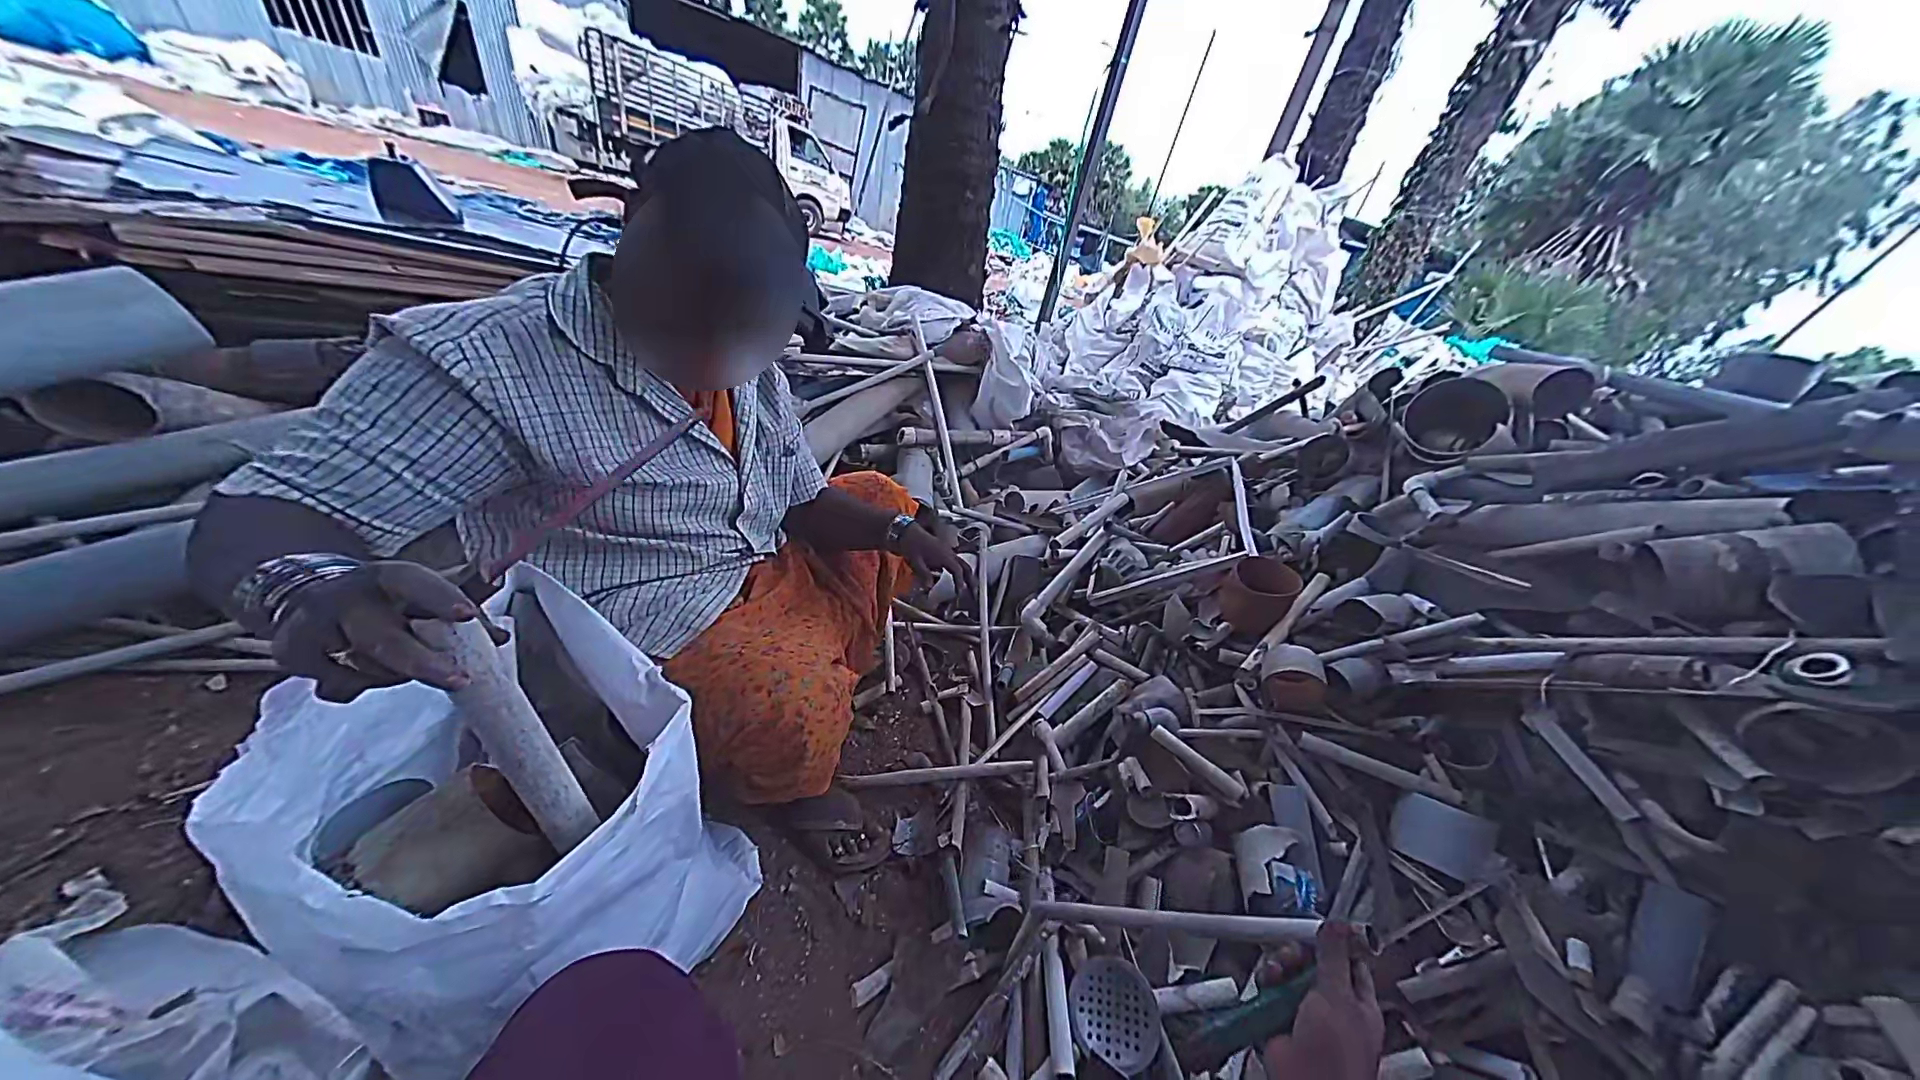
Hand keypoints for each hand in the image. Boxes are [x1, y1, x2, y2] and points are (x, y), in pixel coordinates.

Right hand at [272, 560, 504, 702]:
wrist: (307, 591)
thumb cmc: (385, 597)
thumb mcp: (420, 593)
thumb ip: (460, 613)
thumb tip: (501, 638)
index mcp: (389, 577)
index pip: (416, 583)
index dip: (441, 599)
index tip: (467, 615)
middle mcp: (349, 598)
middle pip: (387, 639)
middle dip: (424, 664)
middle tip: (461, 681)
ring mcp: (315, 625)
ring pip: (365, 666)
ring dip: (398, 675)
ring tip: (419, 669)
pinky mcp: (293, 652)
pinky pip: (339, 682)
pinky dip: (363, 683)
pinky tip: (372, 674)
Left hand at [896, 522, 973, 599]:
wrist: (907, 532)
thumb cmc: (911, 544)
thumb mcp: (916, 562)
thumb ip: (924, 575)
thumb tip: (929, 587)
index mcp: (944, 555)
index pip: (958, 571)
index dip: (960, 583)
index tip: (960, 593)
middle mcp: (948, 553)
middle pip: (965, 567)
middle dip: (971, 579)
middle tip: (974, 591)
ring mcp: (946, 551)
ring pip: (962, 564)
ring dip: (966, 575)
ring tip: (967, 585)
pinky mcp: (943, 550)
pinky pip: (954, 561)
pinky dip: (957, 569)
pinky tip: (953, 576)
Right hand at [1264, 923, 1382, 1079]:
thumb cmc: (1337, 1054)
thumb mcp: (1337, 996)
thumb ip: (1333, 957)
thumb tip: (1338, 925)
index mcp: (1357, 1003)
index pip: (1347, 962)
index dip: (1333, 943)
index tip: (1317, 927)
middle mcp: (1330, 1007)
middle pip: (1311, 964)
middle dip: (1299, 954)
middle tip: (1294, 953)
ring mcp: (1303, 1013)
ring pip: (1288, 974)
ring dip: (1280, 966)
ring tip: (1278, 971)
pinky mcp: (1278, 1019)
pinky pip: (1268, 990)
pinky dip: (1265, 982)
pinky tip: (1267, 982)